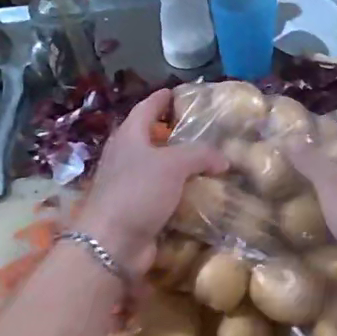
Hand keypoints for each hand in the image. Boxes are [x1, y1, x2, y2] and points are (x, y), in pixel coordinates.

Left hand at [78, 89, 226, 275]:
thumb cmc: (138, 192)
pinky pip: (164, 195)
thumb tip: (224, 159)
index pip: (145, 109)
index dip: (160, 99)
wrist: (112, 243)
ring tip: (209, 161)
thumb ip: (201, 154)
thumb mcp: (174, 164)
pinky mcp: (138, 210)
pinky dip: (181, 192)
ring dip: (180, 165)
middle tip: (201, 129)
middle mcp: (126, 157)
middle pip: (150, 138)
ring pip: (159, 168)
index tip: (175, 91)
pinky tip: (201, 193)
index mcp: (129, 137)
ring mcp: (130, 185)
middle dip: (173, 133)